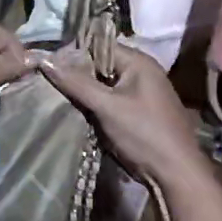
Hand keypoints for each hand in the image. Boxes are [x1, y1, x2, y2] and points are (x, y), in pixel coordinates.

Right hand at [39, 44, 210, 188]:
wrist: (176, 175)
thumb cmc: (143, 134)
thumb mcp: (106, 106)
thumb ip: (76, 83)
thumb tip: (45, 60)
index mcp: (139, 62)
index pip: (99, 45)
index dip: (73, 53)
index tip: (48, 64)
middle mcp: (142, 72)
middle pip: (101, 65)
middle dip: (77, 73)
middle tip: (48, 81)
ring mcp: (143, 93)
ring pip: (104, 85)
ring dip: (85, 91)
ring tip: (57, 95)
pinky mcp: (140, 112)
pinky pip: (111, 100)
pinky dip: (96, 105)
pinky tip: (78, 112)